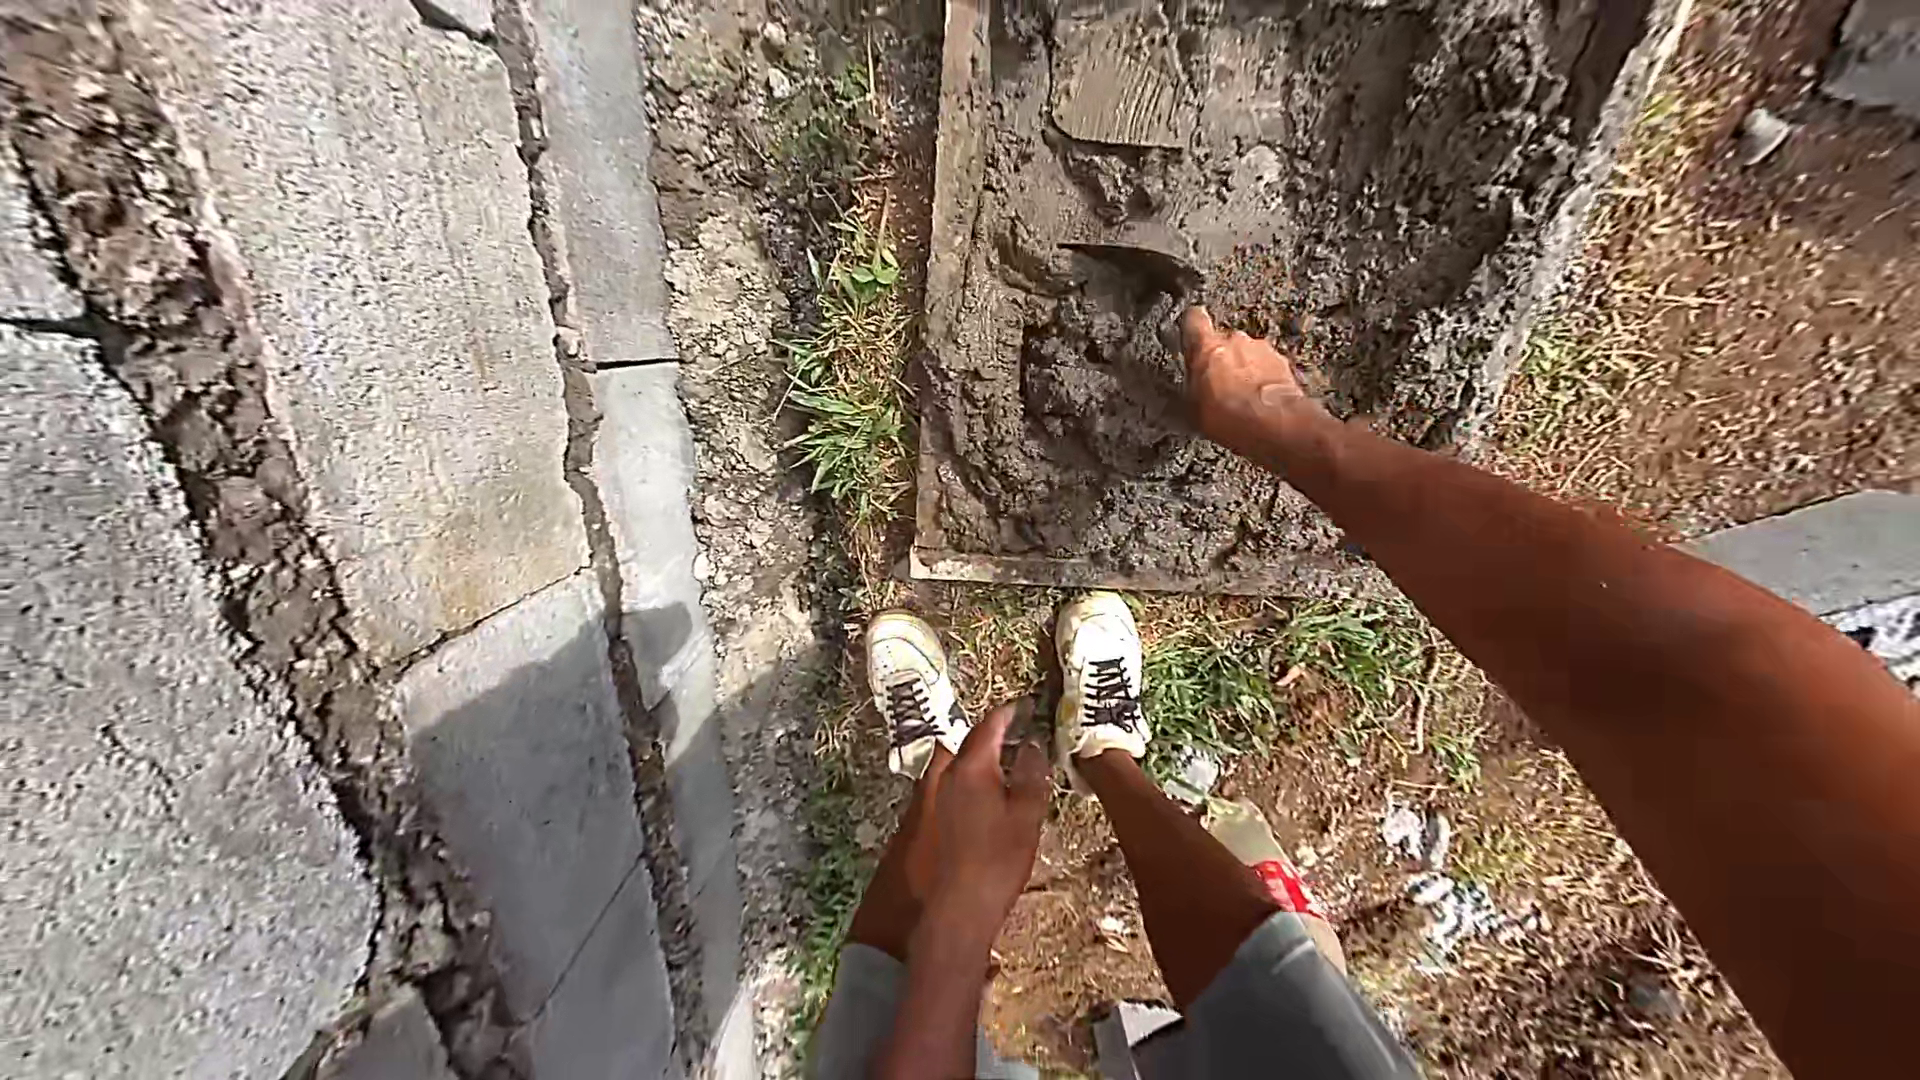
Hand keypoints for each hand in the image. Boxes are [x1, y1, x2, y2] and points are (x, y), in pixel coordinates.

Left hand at [924, 699, 1050, 939]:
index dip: (1009, 713)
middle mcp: (946, 771)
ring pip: (959, 760)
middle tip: (1020, 733)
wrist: (956, 907)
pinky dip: (970, 774)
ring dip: (981, 754)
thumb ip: (1032, 774)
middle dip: (994, 733)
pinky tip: (988, 791)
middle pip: (971, 739)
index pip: (990, 725)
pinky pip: (952, 779)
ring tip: (1007, 760)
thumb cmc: (998, 859)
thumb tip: (1033, 744)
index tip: (1025, 706)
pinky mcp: (929, 812)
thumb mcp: (1027, 815)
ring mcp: (933, 792)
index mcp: (971, 765)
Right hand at [1179, 305, 1312, 457]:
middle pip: (1223, 342)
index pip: (1194, 319)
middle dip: (1220, 360)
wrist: (1272, 423)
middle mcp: (1235, 341)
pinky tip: (1256, 402)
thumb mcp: (1193, 409)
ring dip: (1243, 370)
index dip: (1191, 324)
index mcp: (1206, 347)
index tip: (1189, 328)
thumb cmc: (1230, 415)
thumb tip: (1181, 393)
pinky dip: (1262, 380)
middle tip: (1215, 385)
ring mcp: (1261, 350)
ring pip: (1247, 354)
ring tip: (1238, 399)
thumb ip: (1190, 388)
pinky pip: (1266, 367)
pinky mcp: (1282, 363)